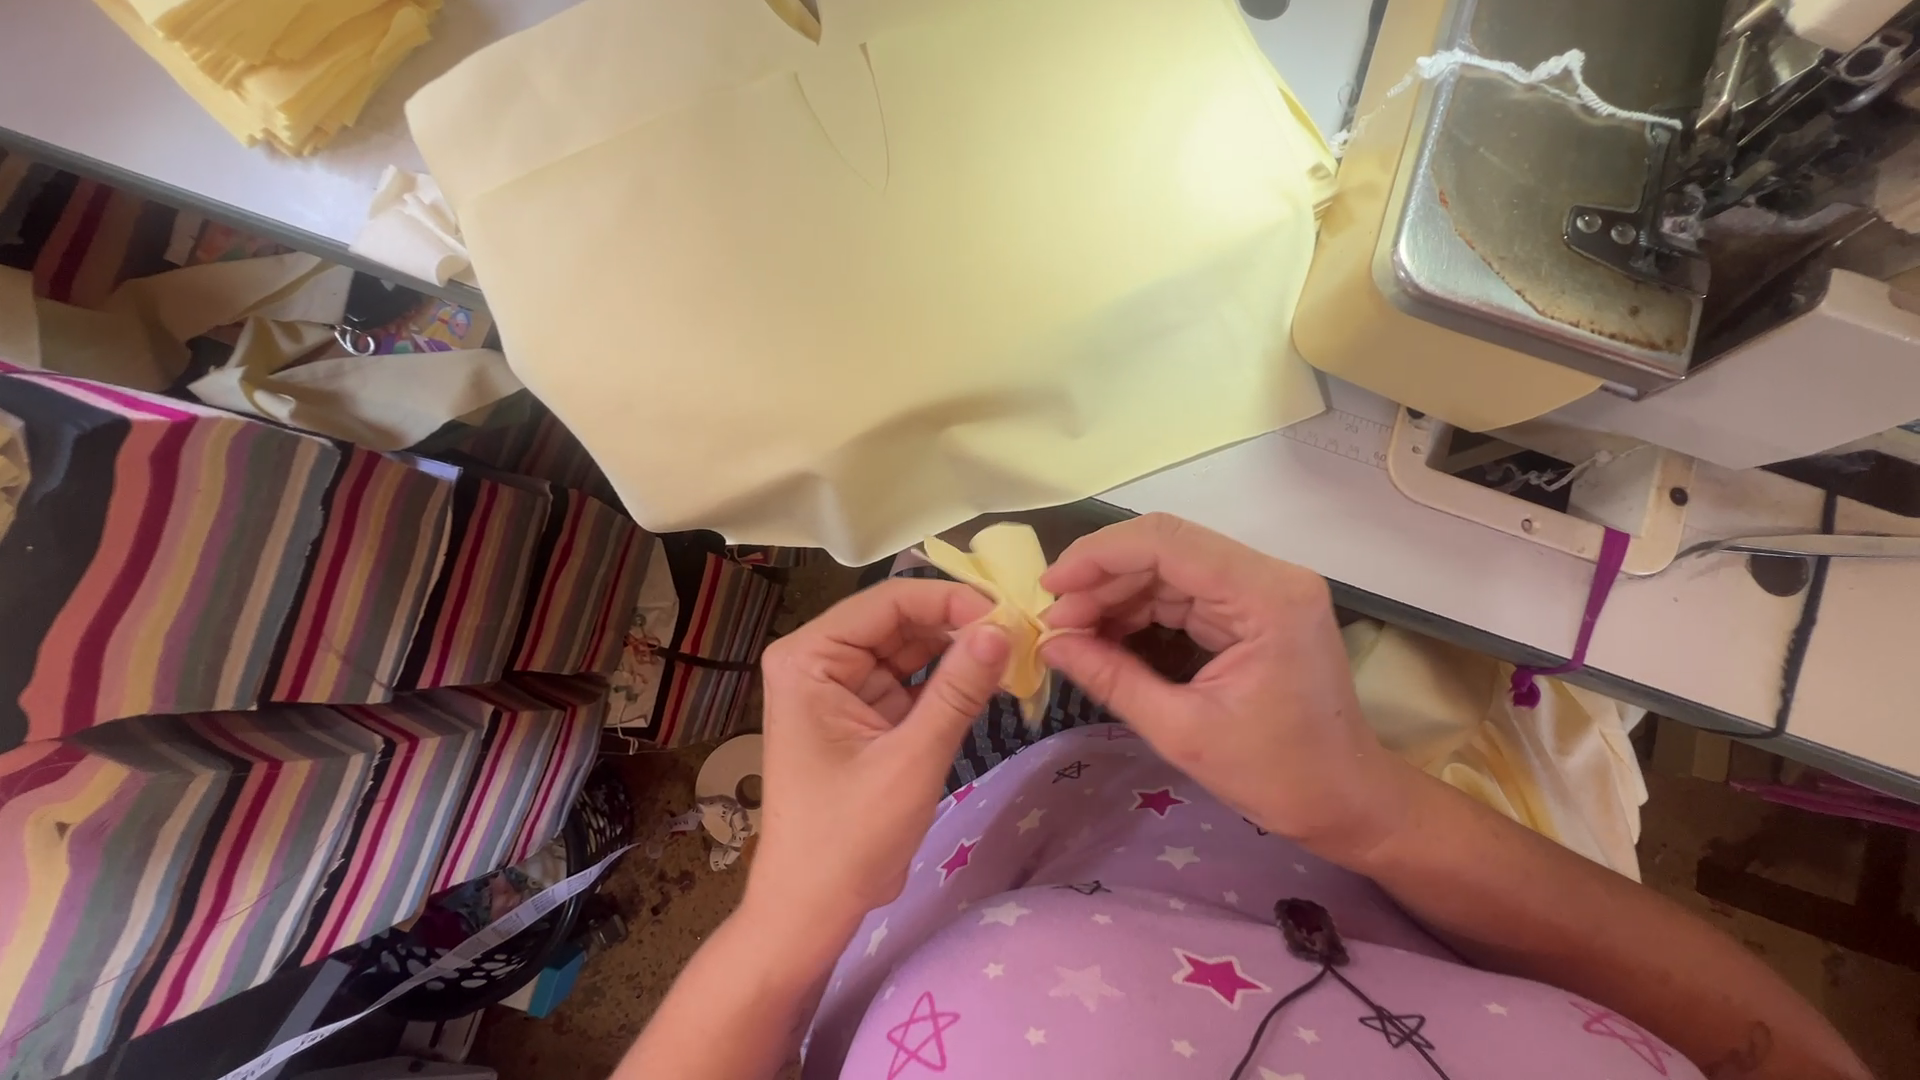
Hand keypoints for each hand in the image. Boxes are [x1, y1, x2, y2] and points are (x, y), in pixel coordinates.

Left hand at [746, 579, 1010, 940]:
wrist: (813, 909)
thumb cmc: (848, 837)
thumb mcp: (911, 758)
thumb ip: (958, 689)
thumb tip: (1004, 629)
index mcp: (809, 657)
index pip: (886, 602)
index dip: (949, 600)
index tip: (1007, 614)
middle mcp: (820, 659)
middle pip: (899, 620)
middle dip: (958, 623)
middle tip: (1021, 631)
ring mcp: (841, 684)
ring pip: (910, 647)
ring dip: (959, 649)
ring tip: (1016, 650)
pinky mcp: (863, 711)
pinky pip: (913, 680)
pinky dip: (949, 679)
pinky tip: (992, 676)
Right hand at [1039, 514, 1411, 863]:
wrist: (1347, 801)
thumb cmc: (1278, 776)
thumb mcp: (1182, 732)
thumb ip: (1112, 678)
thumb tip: (1050, 643)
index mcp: (1265, 595)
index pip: (1166, 542)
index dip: (1098, 556)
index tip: (1050, 589)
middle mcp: (1267, 575)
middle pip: (1164, 546)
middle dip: (1101, 577)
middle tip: (1056, 621)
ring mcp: (1261, 587)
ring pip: (1167, 565)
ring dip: (1115, 592)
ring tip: (1071, 630)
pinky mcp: (1252, 605)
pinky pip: (1181, 590)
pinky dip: (1138, 607)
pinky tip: (1105, 631)